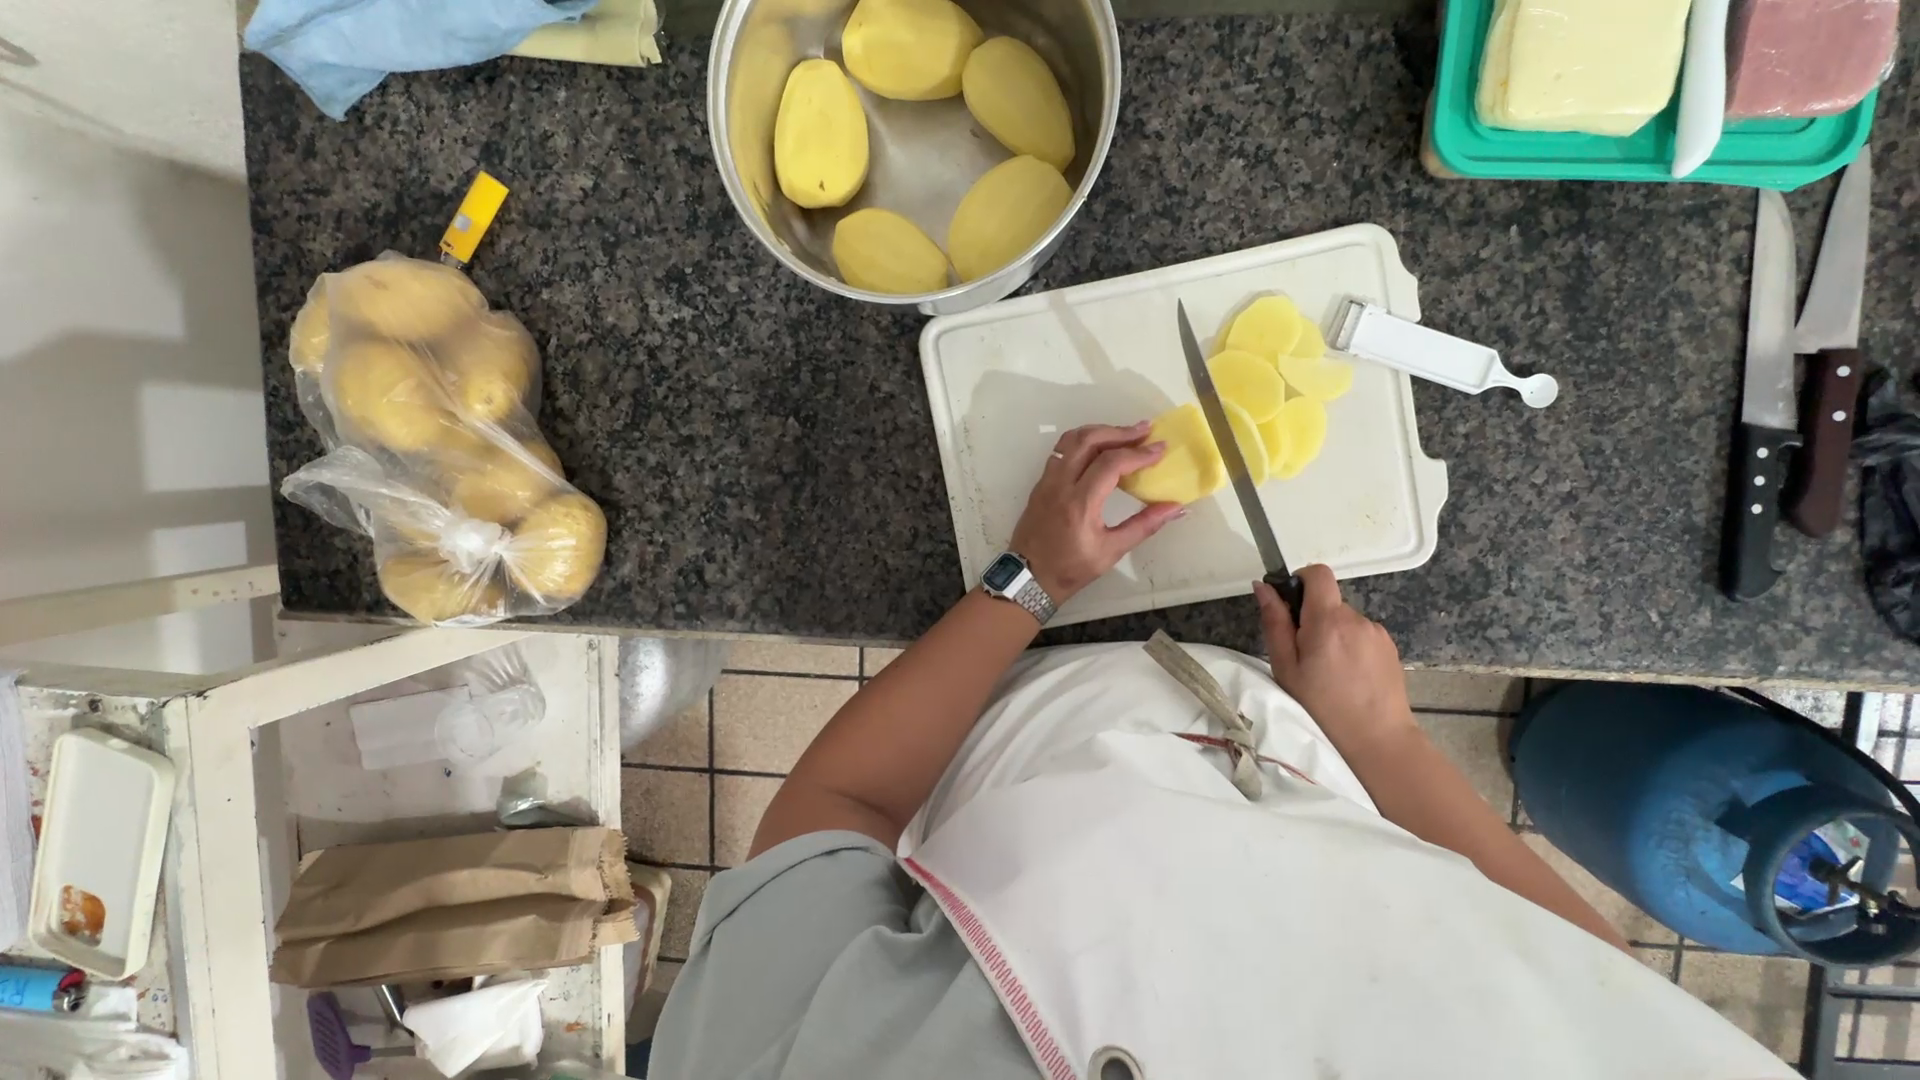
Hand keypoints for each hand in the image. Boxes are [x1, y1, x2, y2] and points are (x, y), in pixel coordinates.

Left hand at [1008, 421, 1185, 602]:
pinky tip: (1100, 448)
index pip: (1110, 464)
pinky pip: (1062, 450)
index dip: (1138, 453)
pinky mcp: (1041, 483)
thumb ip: (1144, 526)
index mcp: (1079, 504)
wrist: (1029, 576)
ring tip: (1124, 434)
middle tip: (1145, 431)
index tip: (1160, 449)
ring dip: (1099, 432)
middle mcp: (1060, 485)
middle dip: (1119, 432)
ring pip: (1071, 440)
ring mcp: (1047, 481)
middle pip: (1088, 441)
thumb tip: (1175, 508)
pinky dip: (1083, 442)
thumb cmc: (1071, 568)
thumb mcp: (1111, 551)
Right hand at [1254, 565, 1415, 749]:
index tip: (1290, 605)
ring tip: (1329, 671)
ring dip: (1333, 635)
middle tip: (1304, 656)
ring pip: (1345, 621)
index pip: (1318, 573)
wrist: (1377, 738)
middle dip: (1313, 619)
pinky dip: (1351, 647)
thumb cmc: (1321, 705)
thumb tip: (1263, 586)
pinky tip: (1349, 677)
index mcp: (1327, 619)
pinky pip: (1362, 635)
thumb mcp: (1285, 667)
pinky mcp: (1390, 647)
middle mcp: (1356, 618)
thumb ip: (1274, 622)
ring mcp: (1377, 632)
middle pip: (1329, 602)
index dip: (1301, 580)